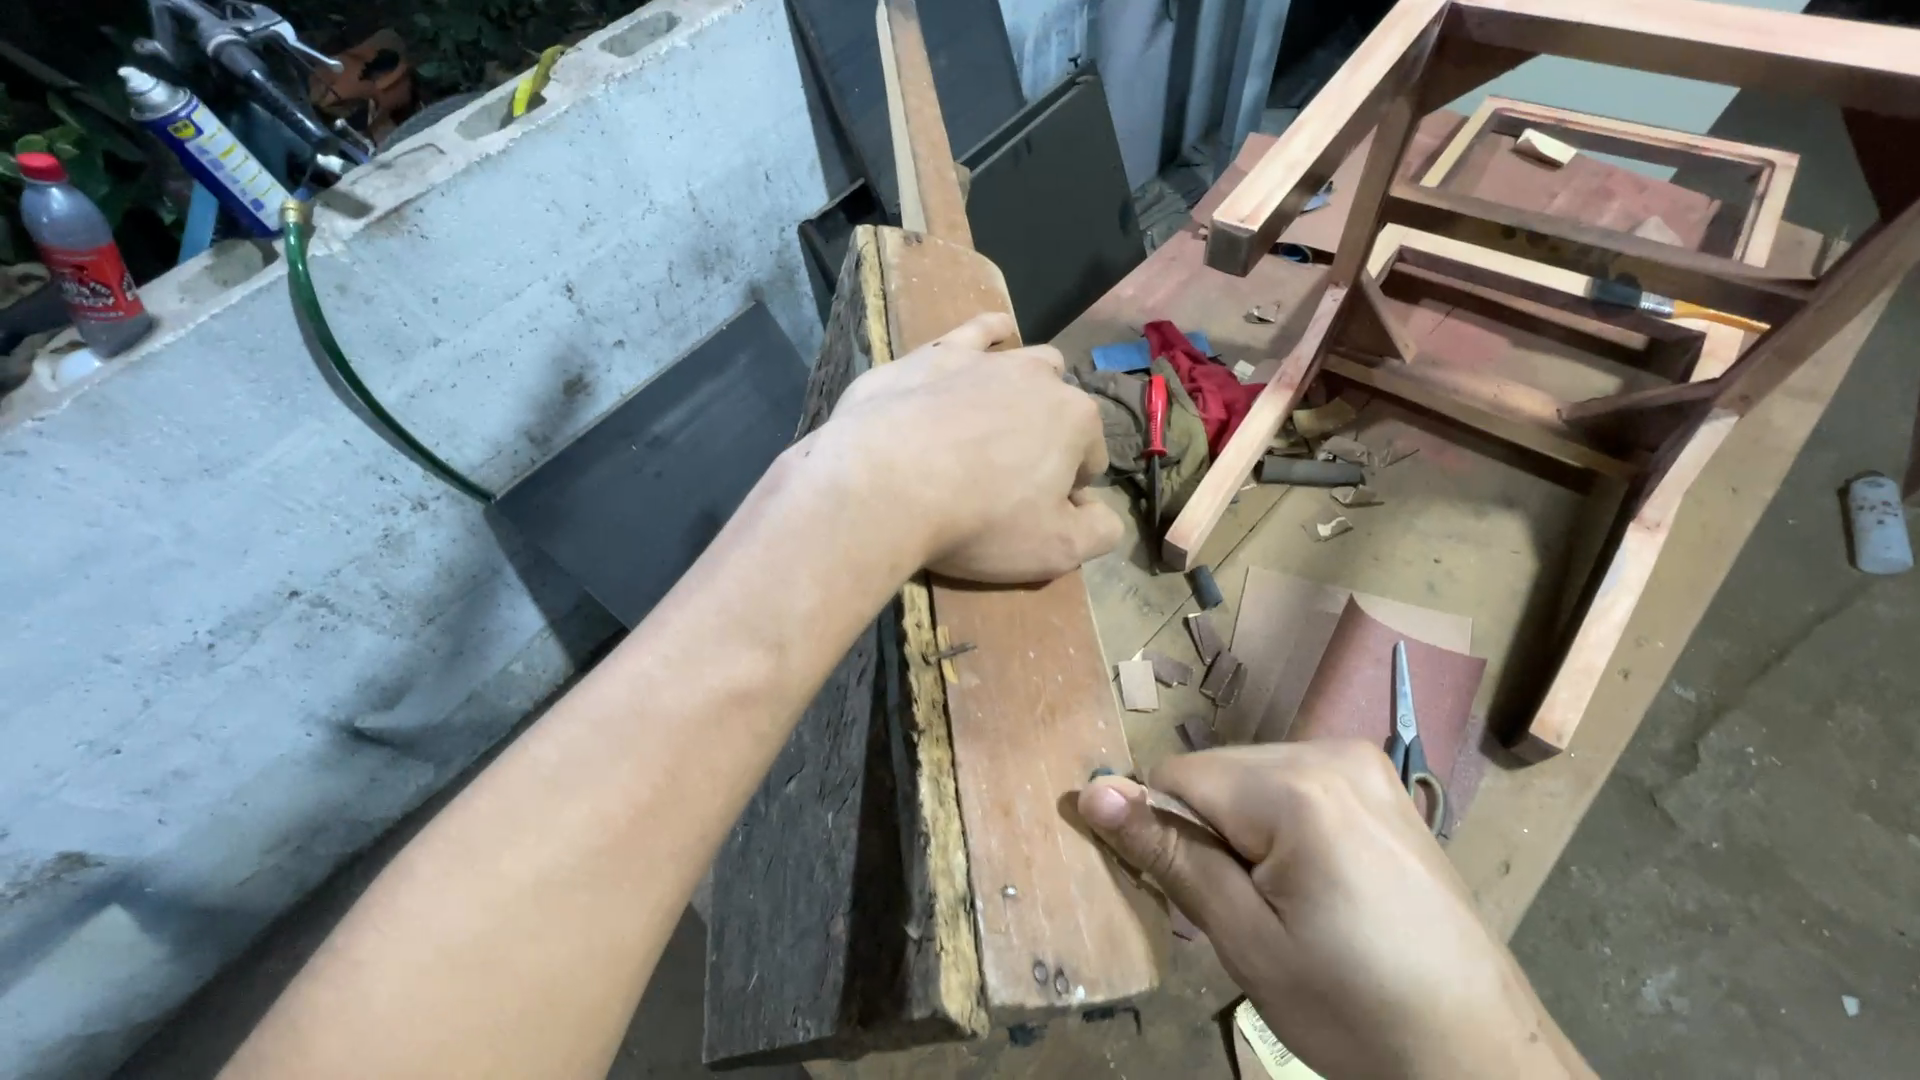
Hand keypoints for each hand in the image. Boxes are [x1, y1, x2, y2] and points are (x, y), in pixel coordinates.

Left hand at [807, 312, 1122, 582]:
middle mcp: (1037, 377)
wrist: (882, 486)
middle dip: (1050, 435)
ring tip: (1001, 420)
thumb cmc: (978, 522)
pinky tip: (995, 335)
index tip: (1038, 513)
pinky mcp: (932, 355)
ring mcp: (983, 360)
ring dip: (1025, 389)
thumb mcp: (1056, 550)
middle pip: (1060, 406)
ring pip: (1024, 363)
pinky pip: (976, 330)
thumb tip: (1101, 513)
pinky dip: (991, 333)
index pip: (1089, 458)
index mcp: (1076, 420)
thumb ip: (1099, 532)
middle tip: (1011, 477)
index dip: (1070, 490)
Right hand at [1077, 742, 1591, 1079]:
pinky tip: (1313, 881)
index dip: (1164, 834)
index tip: (1191, 896)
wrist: (1480, 1056)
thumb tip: (1090, 792)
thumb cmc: (1353, 1009)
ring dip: (1241, 830)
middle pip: (1215, 774)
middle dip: (1207, 833)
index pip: (1176, 778)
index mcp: (1298, 789)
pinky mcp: (1380, 784)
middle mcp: (1332, 752)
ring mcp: (1363, 764)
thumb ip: (1169, 855)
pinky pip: (1291, 785)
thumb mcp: (1245, 940)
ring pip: (1248, 778)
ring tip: (1283, 902)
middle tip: (1244, 912)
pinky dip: (1278, 824)